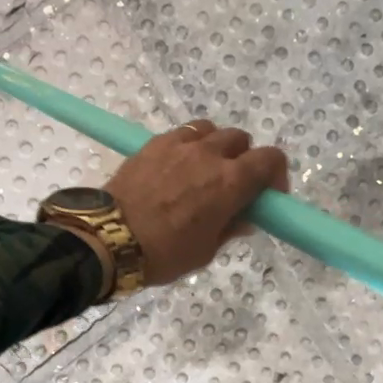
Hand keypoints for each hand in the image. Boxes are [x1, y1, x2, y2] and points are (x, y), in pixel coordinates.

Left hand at [104, 120, 289, 285]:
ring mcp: (177, 146)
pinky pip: (179, 132)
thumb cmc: (162, 253)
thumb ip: (228, 228)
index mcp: (230, 182)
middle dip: (242, 159)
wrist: (107, 239)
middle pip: (239, 140)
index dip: (274, 174)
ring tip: (202, 169)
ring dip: (213, 145)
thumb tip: (243, 218)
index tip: (266, 194)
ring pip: (209, 130)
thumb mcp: (205, 250)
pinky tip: (176, 165)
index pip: (270, 159)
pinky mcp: (151, 145)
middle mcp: (208, 155)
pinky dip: (186, 143)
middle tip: (231, 183)